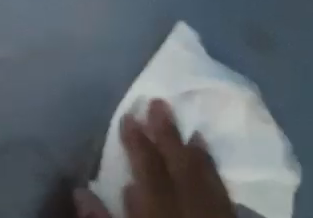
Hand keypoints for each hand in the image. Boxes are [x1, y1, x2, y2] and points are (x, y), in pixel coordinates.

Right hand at [75, 100, 235, 217]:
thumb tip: (81, 191)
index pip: (152, 178)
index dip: (140, 147)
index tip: (129, 117)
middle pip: (184, 177)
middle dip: (171, 141)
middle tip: (160, 105)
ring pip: (212, 190)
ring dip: (200, 160)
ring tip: (190, 131)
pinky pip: (231, 207)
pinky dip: (220, 184)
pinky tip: (212, 170)